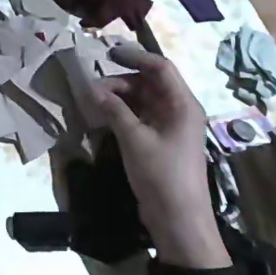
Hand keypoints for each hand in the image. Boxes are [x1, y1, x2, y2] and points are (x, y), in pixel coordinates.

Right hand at [96, 44, 228, 269]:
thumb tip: (93, 89)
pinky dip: (124, 113)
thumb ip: (114, 111)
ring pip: (144, 100)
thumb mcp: (135, 140)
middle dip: (122, 79)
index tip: (108, 53)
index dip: (135, 57)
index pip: (161, 68)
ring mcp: (171, 127)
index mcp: (183, 104)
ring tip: (95, 99)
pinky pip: (142, 116)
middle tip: (94, 84)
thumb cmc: (162, 175)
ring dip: (121, 97)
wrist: (179, 221)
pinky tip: (104, 115)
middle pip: (151, 83)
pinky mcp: (161, 141)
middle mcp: (179, 110)